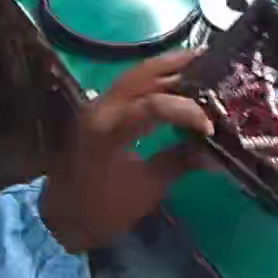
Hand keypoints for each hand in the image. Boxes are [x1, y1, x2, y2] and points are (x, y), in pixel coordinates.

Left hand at [40, 53, 213, 252]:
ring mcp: (97, 106)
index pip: (152, 104)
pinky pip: (128, 86)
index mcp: (108, 129)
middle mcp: (100, 108)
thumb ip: (178, 162)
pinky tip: (174, 83)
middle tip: (210, 60)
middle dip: (176, 65)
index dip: (187, 110)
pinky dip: (152, 81)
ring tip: (197, 64)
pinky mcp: (98, 110)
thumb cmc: (102, 210)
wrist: (62, 217)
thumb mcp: (146, 190)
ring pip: (134, 76)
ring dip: (165, 69)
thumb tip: (215, 153)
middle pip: (141, 75)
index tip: (210, 126)